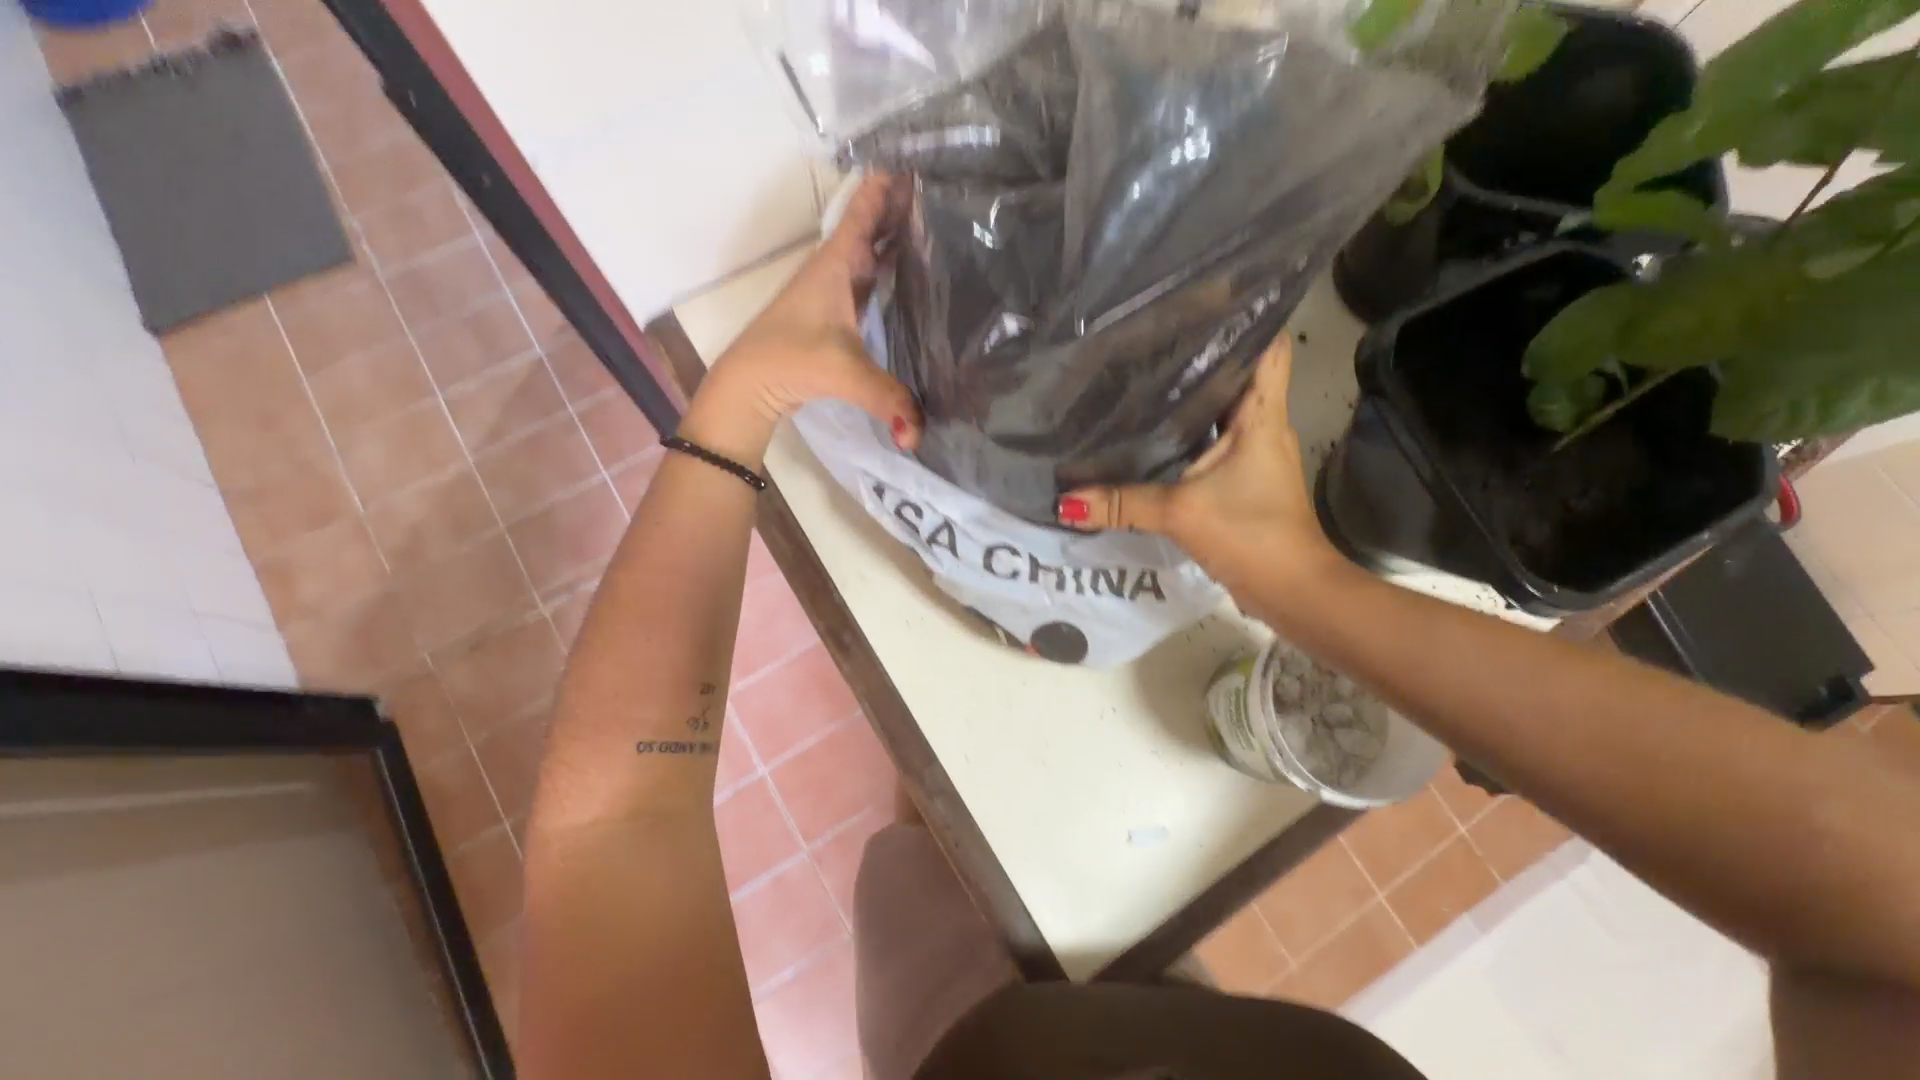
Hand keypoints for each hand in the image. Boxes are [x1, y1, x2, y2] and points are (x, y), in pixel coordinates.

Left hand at [680, 174, 921, 467]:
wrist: (748, 386)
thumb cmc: (790, 361)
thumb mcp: (844, 374)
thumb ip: (886, 398)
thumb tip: (918, 434)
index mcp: (834, 267)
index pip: (861, 216)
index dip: (883, 191)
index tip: (908, 166)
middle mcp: (833, 273)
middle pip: (869, 232)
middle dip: (896, 211)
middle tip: (933, 192)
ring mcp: (831, 296)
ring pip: (867, 257)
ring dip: (891, 241)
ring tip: (927, 226)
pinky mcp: (833, 320)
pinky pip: (866, 284)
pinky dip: (885, 273)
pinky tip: (903, 278)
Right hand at [1054, 337, 1340, 587]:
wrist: (1292, 589)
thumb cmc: (1251, 533)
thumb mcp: (1182, 512)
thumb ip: (1124, 503)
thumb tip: (1066, 500)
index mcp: (1261, 415)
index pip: (1269, 346)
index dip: (1250, 315)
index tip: (1215, 294)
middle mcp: (1263, 426)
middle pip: (1239, 374)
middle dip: (1203, 352)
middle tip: (1154, 330)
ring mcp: (1254, 455)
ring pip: (1223, 411)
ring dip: (1194, 395)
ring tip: (1146, 370)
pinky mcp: (1243, 482)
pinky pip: (1212, 444)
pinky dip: (1188, 435)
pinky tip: (1153, 433)